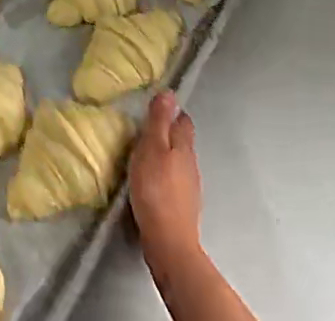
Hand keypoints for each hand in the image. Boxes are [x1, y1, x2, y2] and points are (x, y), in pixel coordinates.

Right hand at [128, 91, 201, 265]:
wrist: (169, 241)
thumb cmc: (156, 189)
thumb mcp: (151, 148)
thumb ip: (159, 121)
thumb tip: (170, 92)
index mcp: (184, 146)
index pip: (183, 120)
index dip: (171, 111)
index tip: (155, 108)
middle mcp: (191, 164)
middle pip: (182, 140)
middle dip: (166, 132)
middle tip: (144, 129)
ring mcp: (189, 186)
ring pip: (178, 161)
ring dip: (164, 155)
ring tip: (143, 154)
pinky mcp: (182, 205)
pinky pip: (174, 180)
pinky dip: (163, 175)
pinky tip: (149, 182)